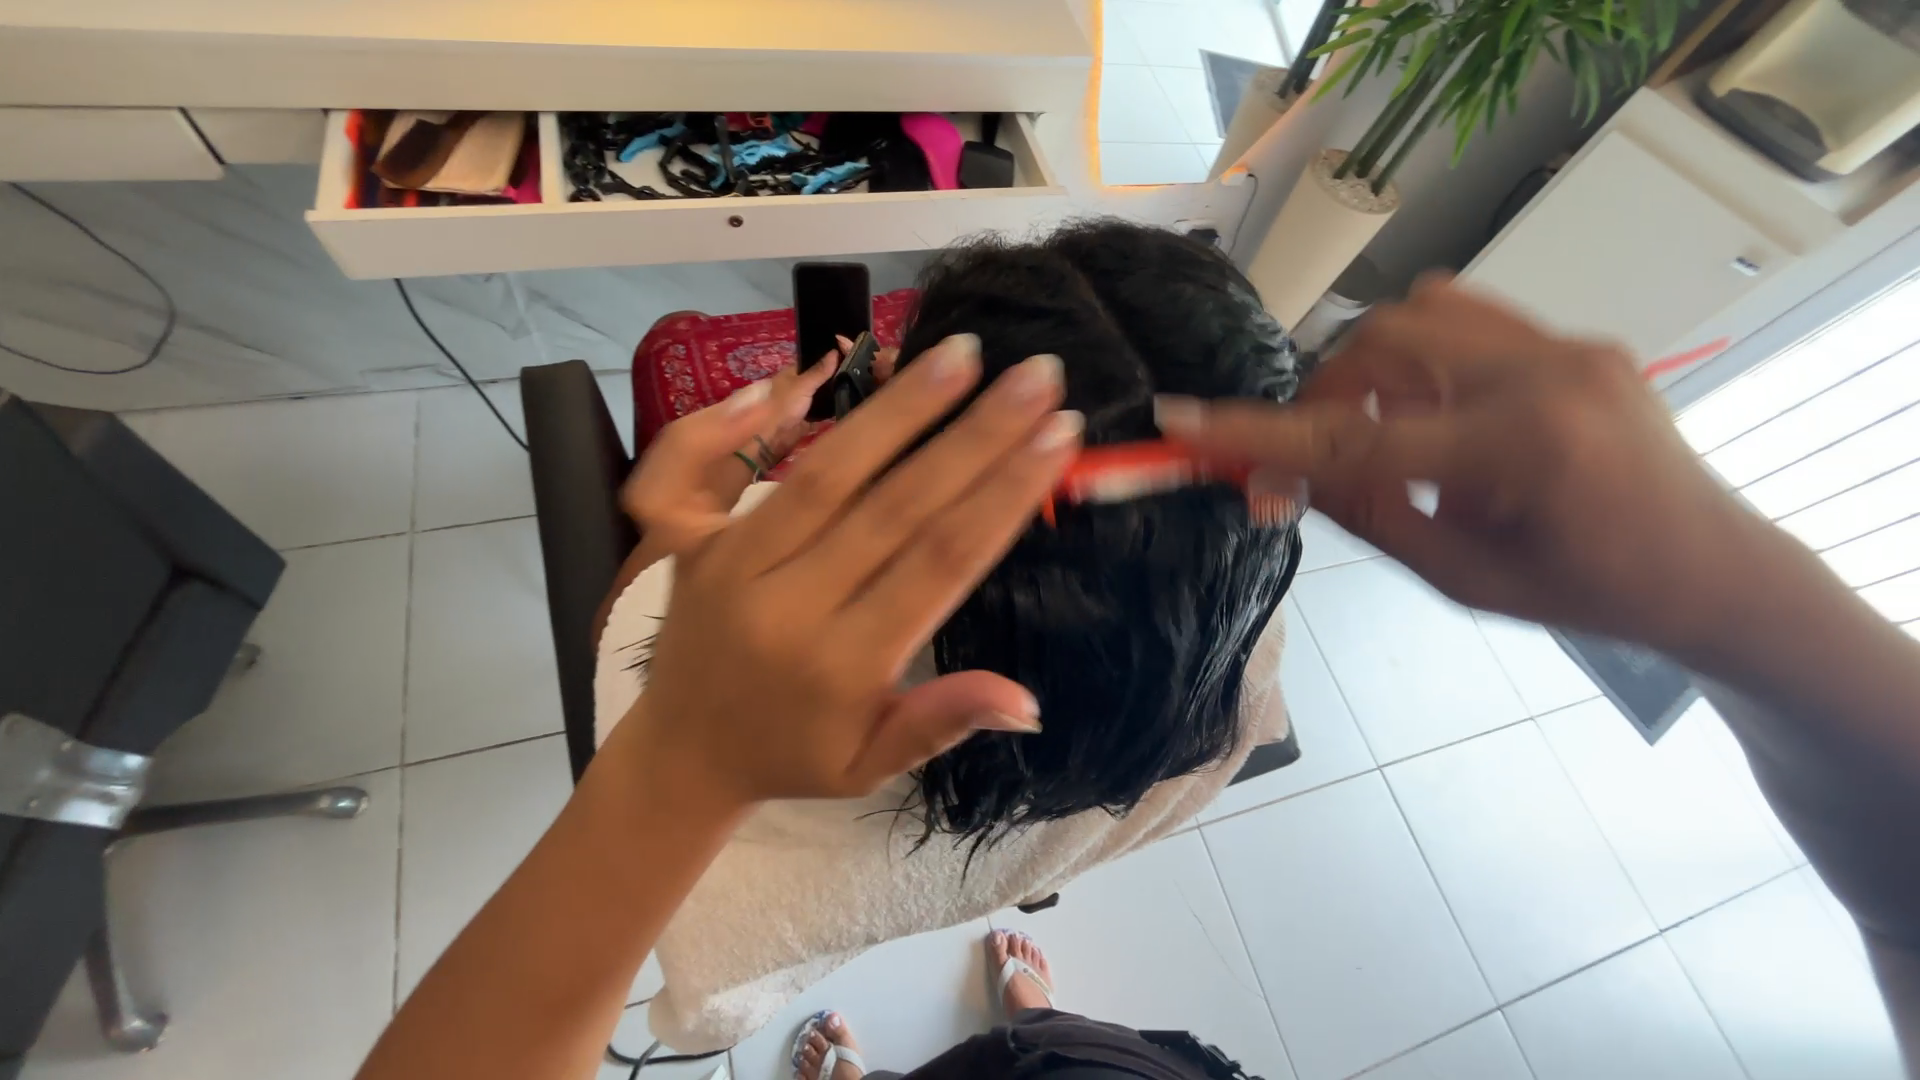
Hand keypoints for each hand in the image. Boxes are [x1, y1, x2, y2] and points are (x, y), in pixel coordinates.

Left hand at [602, 334, 1082, 808]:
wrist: (681, 755)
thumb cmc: (792, 756)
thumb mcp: (871, 765)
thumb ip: (940, 721)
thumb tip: (1027, 701)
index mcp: (842, 664)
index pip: (938, 562)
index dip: (1001, 494)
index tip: (1057, 437)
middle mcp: (787, 604)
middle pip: (893, 504)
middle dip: (974, 434)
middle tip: (1035, 375)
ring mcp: (732, 565)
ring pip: (824, 474)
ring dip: (896, 408)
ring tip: (958, 354)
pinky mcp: (687, 541)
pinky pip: (701, 466)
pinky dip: (745, 417)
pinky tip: (800, 375)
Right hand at [1154, 276, 1769, 654]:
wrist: (1710, 568)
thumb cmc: (1580, 593)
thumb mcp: (1455, 573)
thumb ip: (1363, 511)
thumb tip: (1277, 477)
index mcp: (1520, 453)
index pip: (1354, 439)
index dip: (1257, 434)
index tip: (1184, 422)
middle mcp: (1544, 374)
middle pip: (1376, 346)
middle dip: (1321, 400)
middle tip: (1311, 456)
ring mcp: (1564, 344)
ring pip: (1412, 315)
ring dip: (1363, 370)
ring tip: (1377, 428)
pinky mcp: (1569, 336)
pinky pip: (1458, 314)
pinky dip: (1410, 353)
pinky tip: (1422, 402)